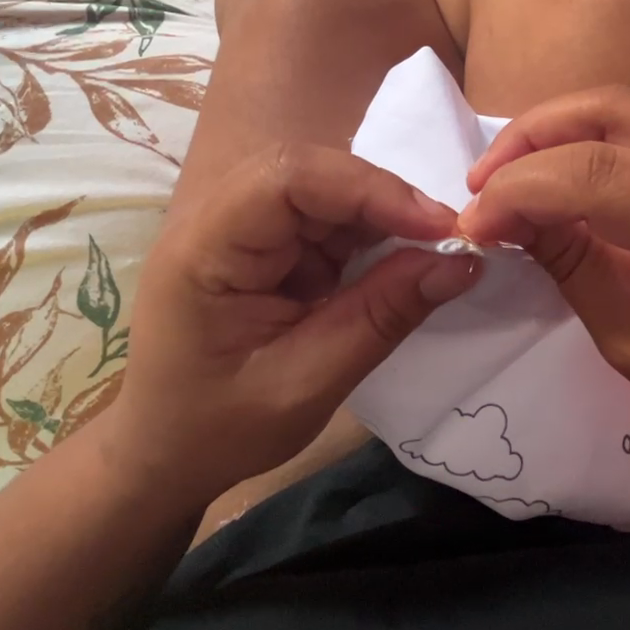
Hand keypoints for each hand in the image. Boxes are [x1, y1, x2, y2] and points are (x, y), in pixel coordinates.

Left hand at [107, 144, 479, 508]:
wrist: (166, 454)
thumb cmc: (220, 429)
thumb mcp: (307, 383)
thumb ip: (382, 317)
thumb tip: (463, 263)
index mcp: (205, 249)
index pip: (288, 177)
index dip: (369, 188)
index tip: (438, 226)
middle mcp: (219, 220)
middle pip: (312, 175)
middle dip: (385, 201)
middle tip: (450, 240)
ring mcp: (243, 230)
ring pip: (327, 194)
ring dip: (384, 221)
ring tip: (434, 255)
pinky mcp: (267, 247)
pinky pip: (328, 223)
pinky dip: (371, 240)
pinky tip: (400, 266)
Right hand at [457, 87, 629, 453]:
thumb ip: (573, 268)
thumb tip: (508, 216)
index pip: (599, 174)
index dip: (522, 189)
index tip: (476, 224)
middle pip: (615, 109)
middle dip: (533, 134)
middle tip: (484, 180)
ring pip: (629, 108)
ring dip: (558, 130)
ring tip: (510, 175)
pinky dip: (590, 141)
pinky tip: (559, 175)